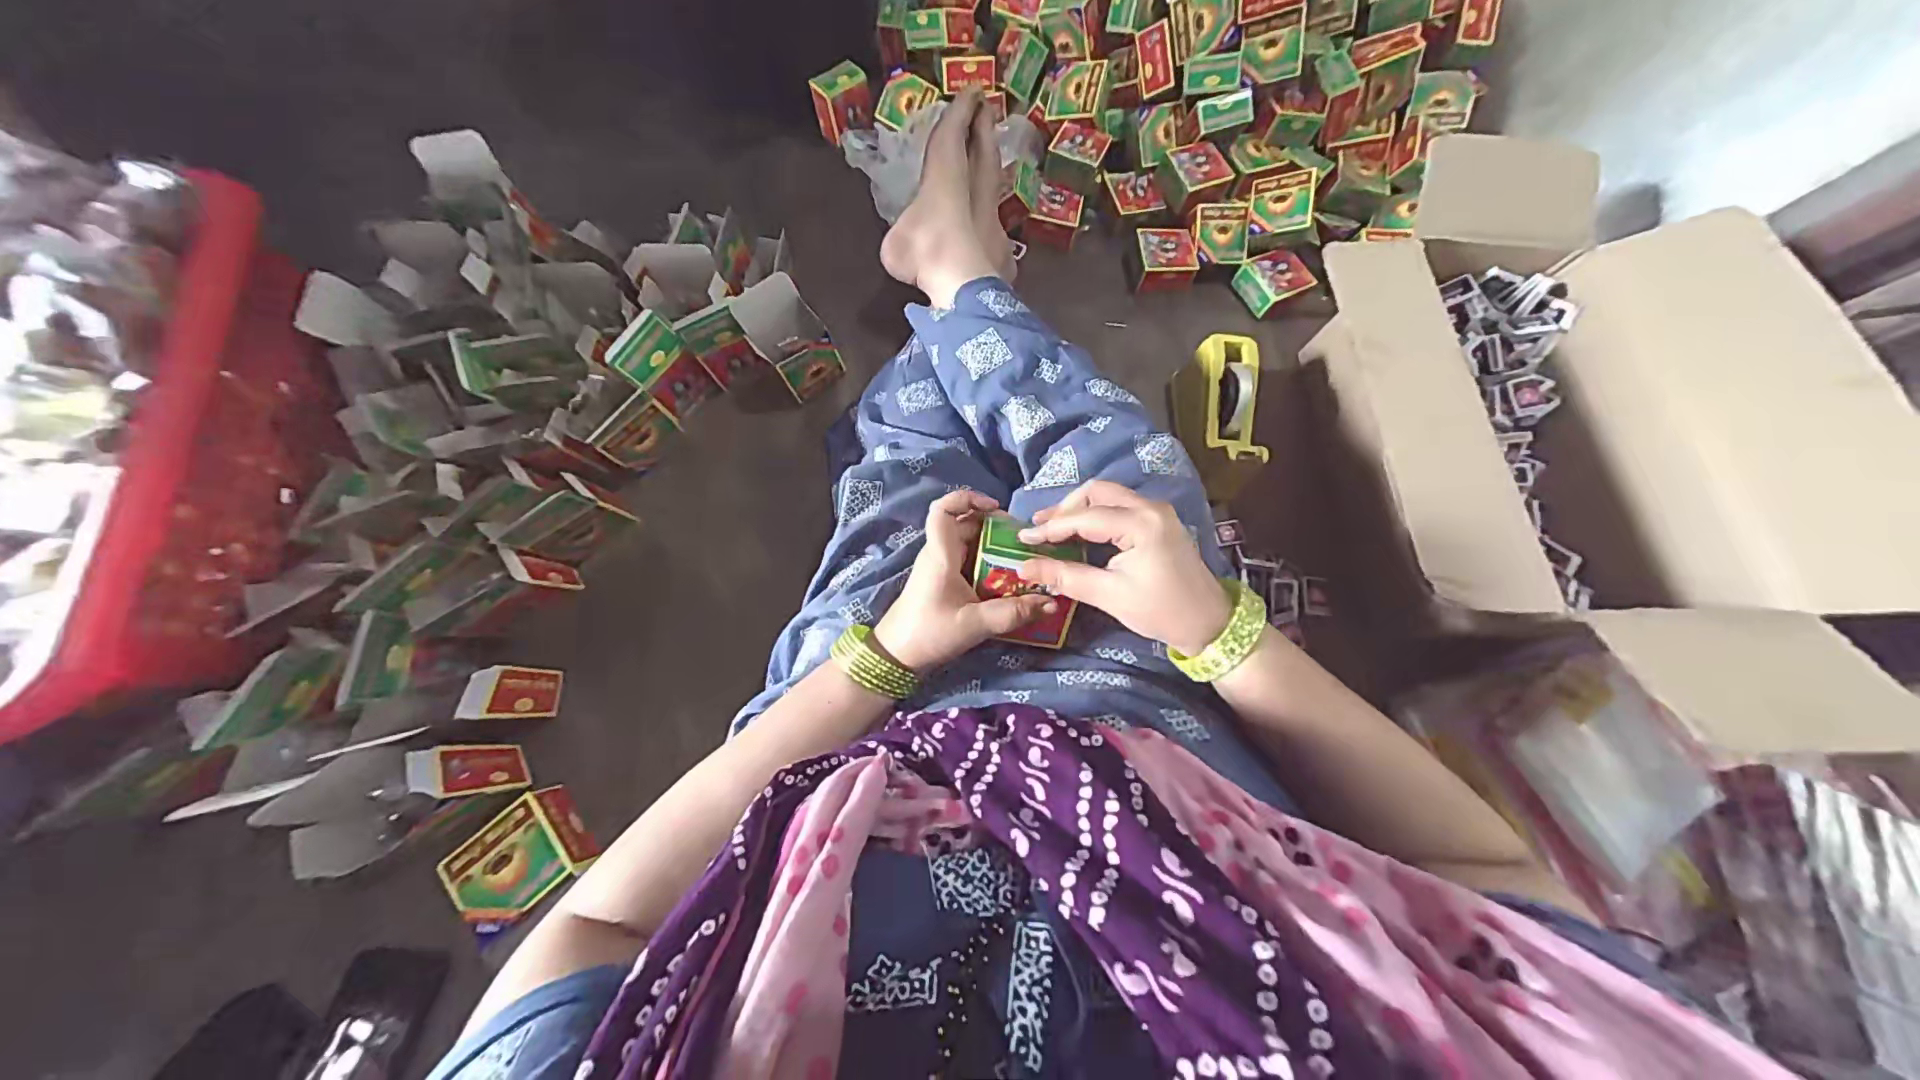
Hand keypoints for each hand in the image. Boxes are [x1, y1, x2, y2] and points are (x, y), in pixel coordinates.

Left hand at [873, 490, 1055, 671]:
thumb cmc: (929, 632)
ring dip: (991, 546)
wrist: (897, 656)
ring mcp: (938, 568)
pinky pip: (966, 561)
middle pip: (963, 523)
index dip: (968, 498)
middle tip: (1021, 540)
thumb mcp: (975, 624)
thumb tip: (1050, 603)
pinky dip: (985, 562)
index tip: (995, 509)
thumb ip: (1013, 613)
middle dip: (993, 526)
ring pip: (966, 543)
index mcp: (940, 554)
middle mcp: (938, 554)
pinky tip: (1005, 578)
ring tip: (1020, 558)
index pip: (943, 509)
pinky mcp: (941, 582)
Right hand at [1014, 480, 1230, 654]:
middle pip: (1097, 492)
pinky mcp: (1159, 521)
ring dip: (1080, 509)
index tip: (1023, 537)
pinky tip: (1080, 532)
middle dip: (1064, 509)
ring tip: (1053, 528)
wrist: (1210, 623)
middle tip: (1038, 528)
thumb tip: (1025, 567)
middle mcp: (1150, 508)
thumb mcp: (1109, 595)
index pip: (1085, 516)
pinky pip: (1120, 506)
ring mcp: (1157, 512)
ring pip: (1109, 496)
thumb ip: (1065, 576)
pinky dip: (1096, 514)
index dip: (1050, 527)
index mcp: (1141, 524)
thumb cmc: (1161, 611)